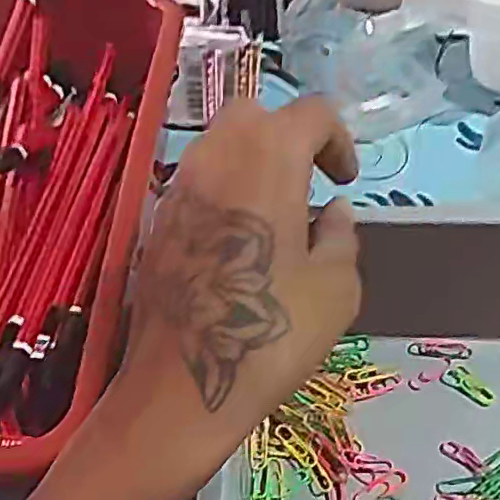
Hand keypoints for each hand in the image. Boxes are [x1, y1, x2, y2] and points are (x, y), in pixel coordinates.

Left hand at [86, 97, 360, 499]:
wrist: (184, 386)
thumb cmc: (273, 334)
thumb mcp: (337, 290)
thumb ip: (343, 238)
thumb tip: (333, 213)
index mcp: (269, 156)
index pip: (311, 113)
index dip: (339, 140)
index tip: (345, 179)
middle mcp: (214, 157)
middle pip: (254, 116)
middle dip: (287, 138)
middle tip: (306, 187)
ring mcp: (176, 191)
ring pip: (217, 151)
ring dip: (251, 169)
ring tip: (273, 222)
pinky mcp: (153, 228)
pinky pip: (195, 191)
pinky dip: (222, 199)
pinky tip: (235, 250)